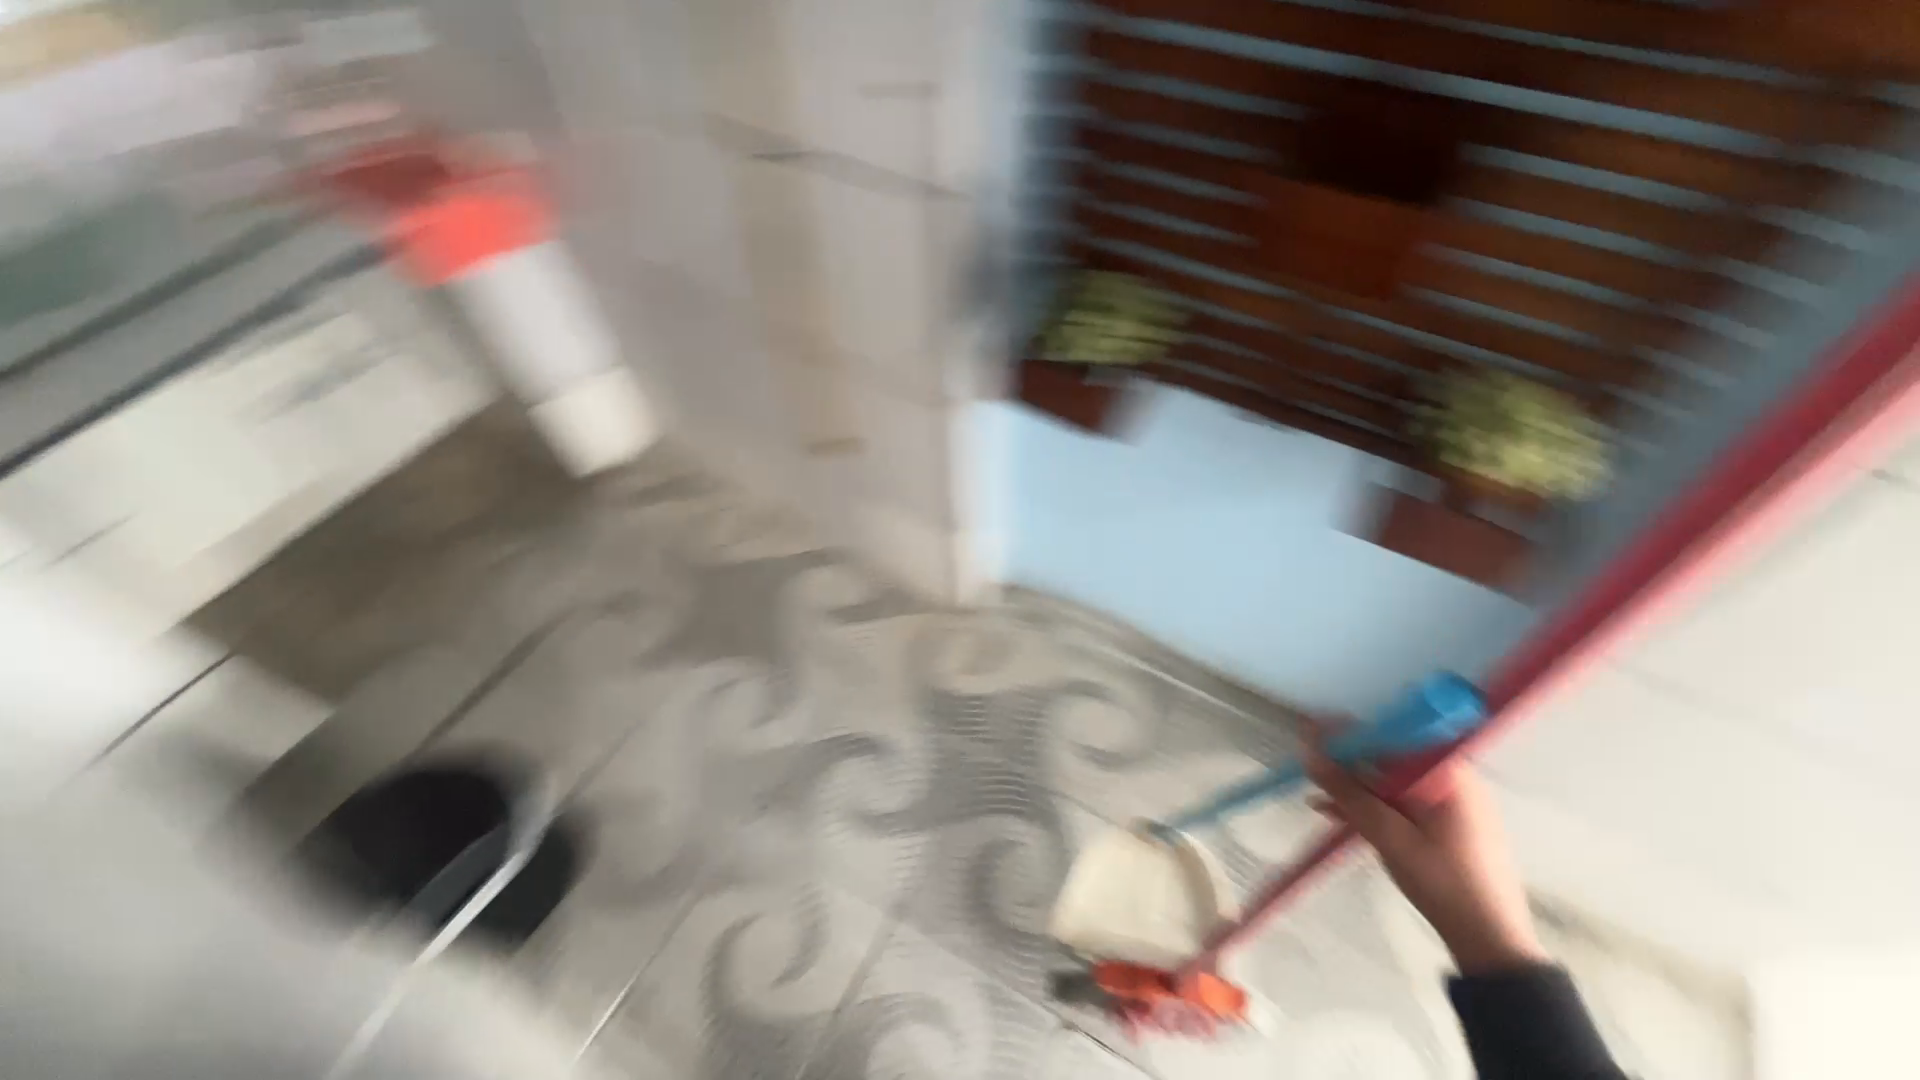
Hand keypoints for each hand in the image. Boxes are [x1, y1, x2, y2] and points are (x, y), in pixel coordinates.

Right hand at [1305, 747, 1546, 975]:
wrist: (1491, 943)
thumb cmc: (1443, 882)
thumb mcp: (1389, 836)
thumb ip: (1349, 793)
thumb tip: (1310, 755)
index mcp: (1450, 776)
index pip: (1394, 738)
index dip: (1352, 736)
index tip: (1315, 738)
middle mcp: (1456, 782)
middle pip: (1394, 762)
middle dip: (1351, 767)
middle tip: (1312, 773)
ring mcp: (1455, 806)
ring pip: (1396, 786)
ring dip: (1359, 791)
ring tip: (1318, 799)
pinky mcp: (1450, 828)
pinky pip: (1405, 805)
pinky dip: (1377, 809)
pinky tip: (1343, 816)